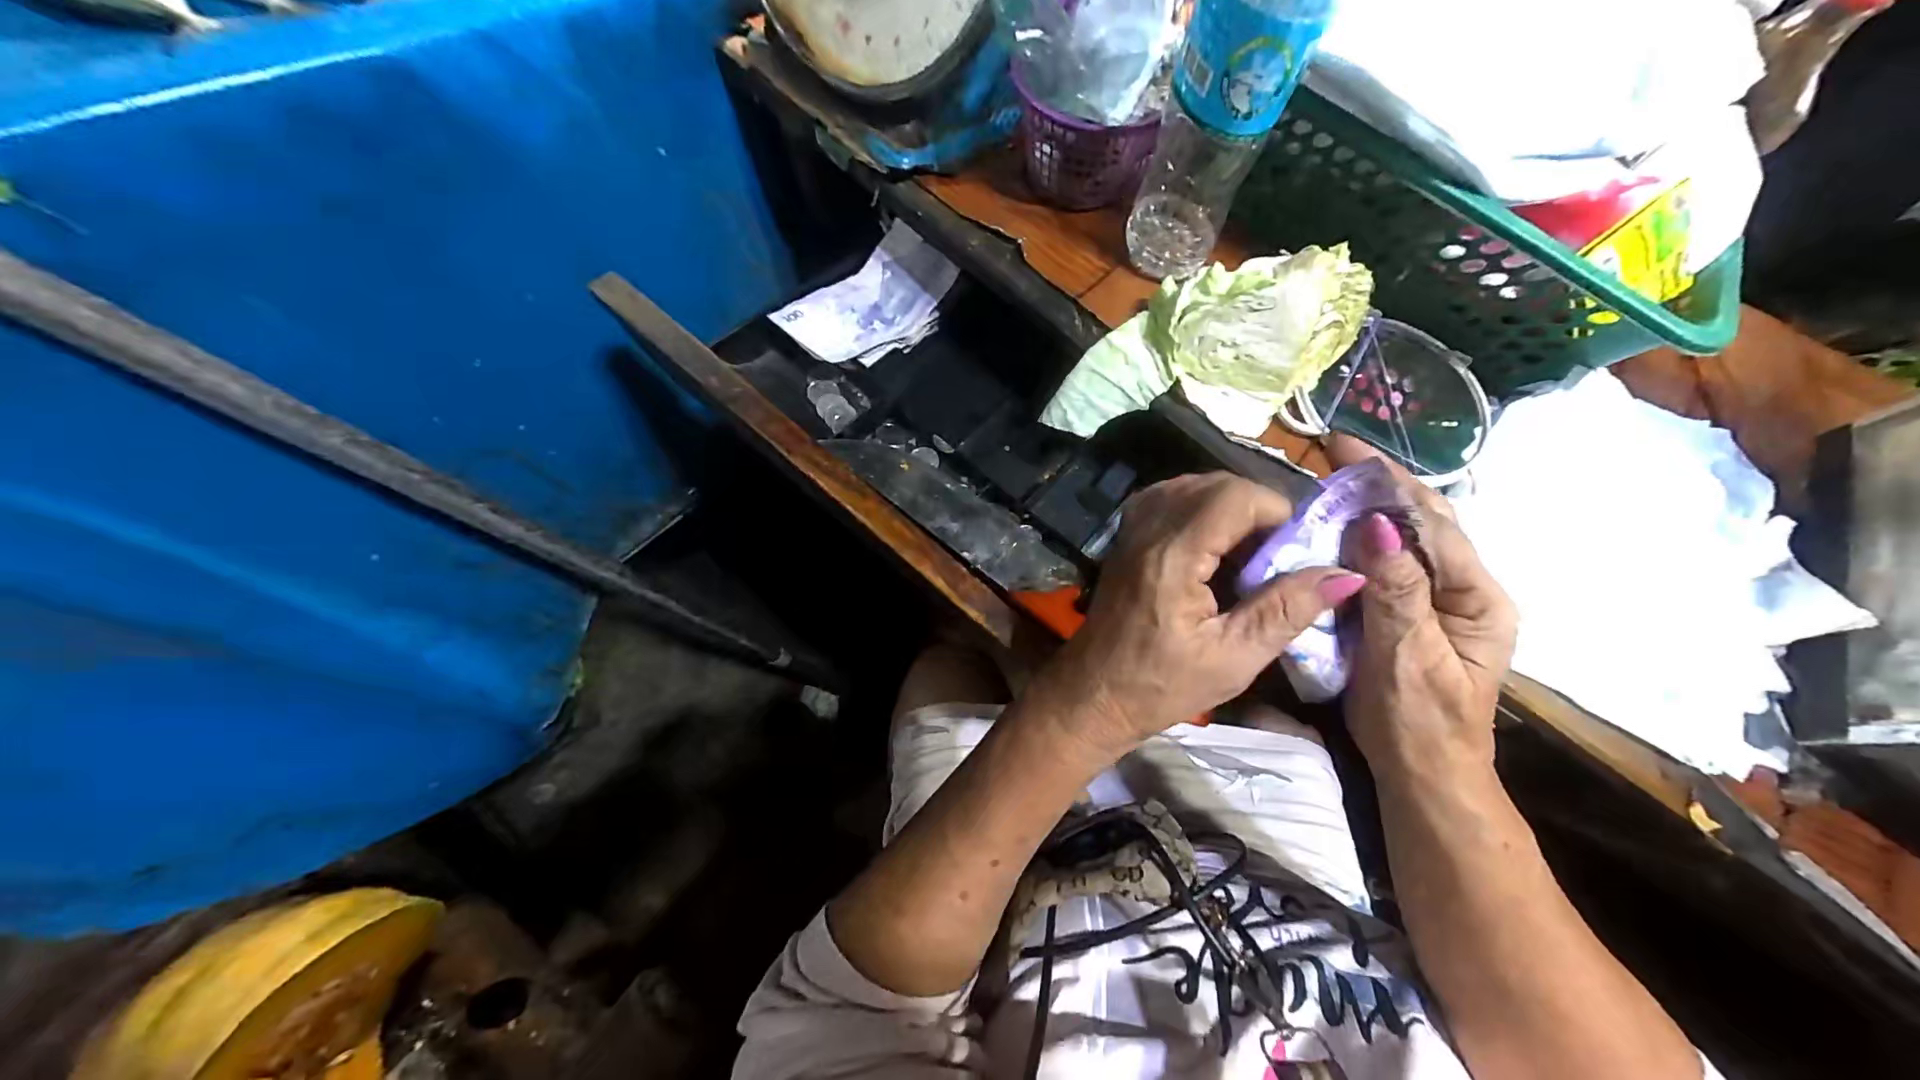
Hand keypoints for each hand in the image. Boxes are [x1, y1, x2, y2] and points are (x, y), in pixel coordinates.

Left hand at [1026, 472, 1366, 755]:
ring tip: (1249, 554)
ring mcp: (1131, 529)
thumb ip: (1286, 610)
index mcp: (1172, 555)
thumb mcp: (1233, 659)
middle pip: (1216, 484)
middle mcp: (1147, 528)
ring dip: (1230, 508)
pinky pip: (1170, 498)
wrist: (1093, 693)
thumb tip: (1348, 574)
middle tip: (1277, 555)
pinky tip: (1215, 546)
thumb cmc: (1159, 685)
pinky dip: (1201, 509)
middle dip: (1258, 509)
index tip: (1296, 550)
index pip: (1235, 495)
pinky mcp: (1125, 536)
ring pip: (1193, 486)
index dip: (1277, 511)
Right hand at [1329, 437, 1518, 784]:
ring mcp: (1438, 599)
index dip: (1391, 486)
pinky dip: (1361, 536)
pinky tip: (1336, 524)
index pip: (1434, 528)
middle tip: (1335, 452)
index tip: (1347, 451)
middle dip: (1383, 484)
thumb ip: (1396, 591)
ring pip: (1407, 538)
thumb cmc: (1418, 722)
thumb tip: (1378, 525)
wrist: (1422, 772)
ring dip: (1371, 504)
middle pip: (1425, 523)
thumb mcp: (1407, 658)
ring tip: (1332, 477)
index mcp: (1477, 599)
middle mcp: (1464, 589)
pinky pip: (1387, 562)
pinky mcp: (1410, 610)